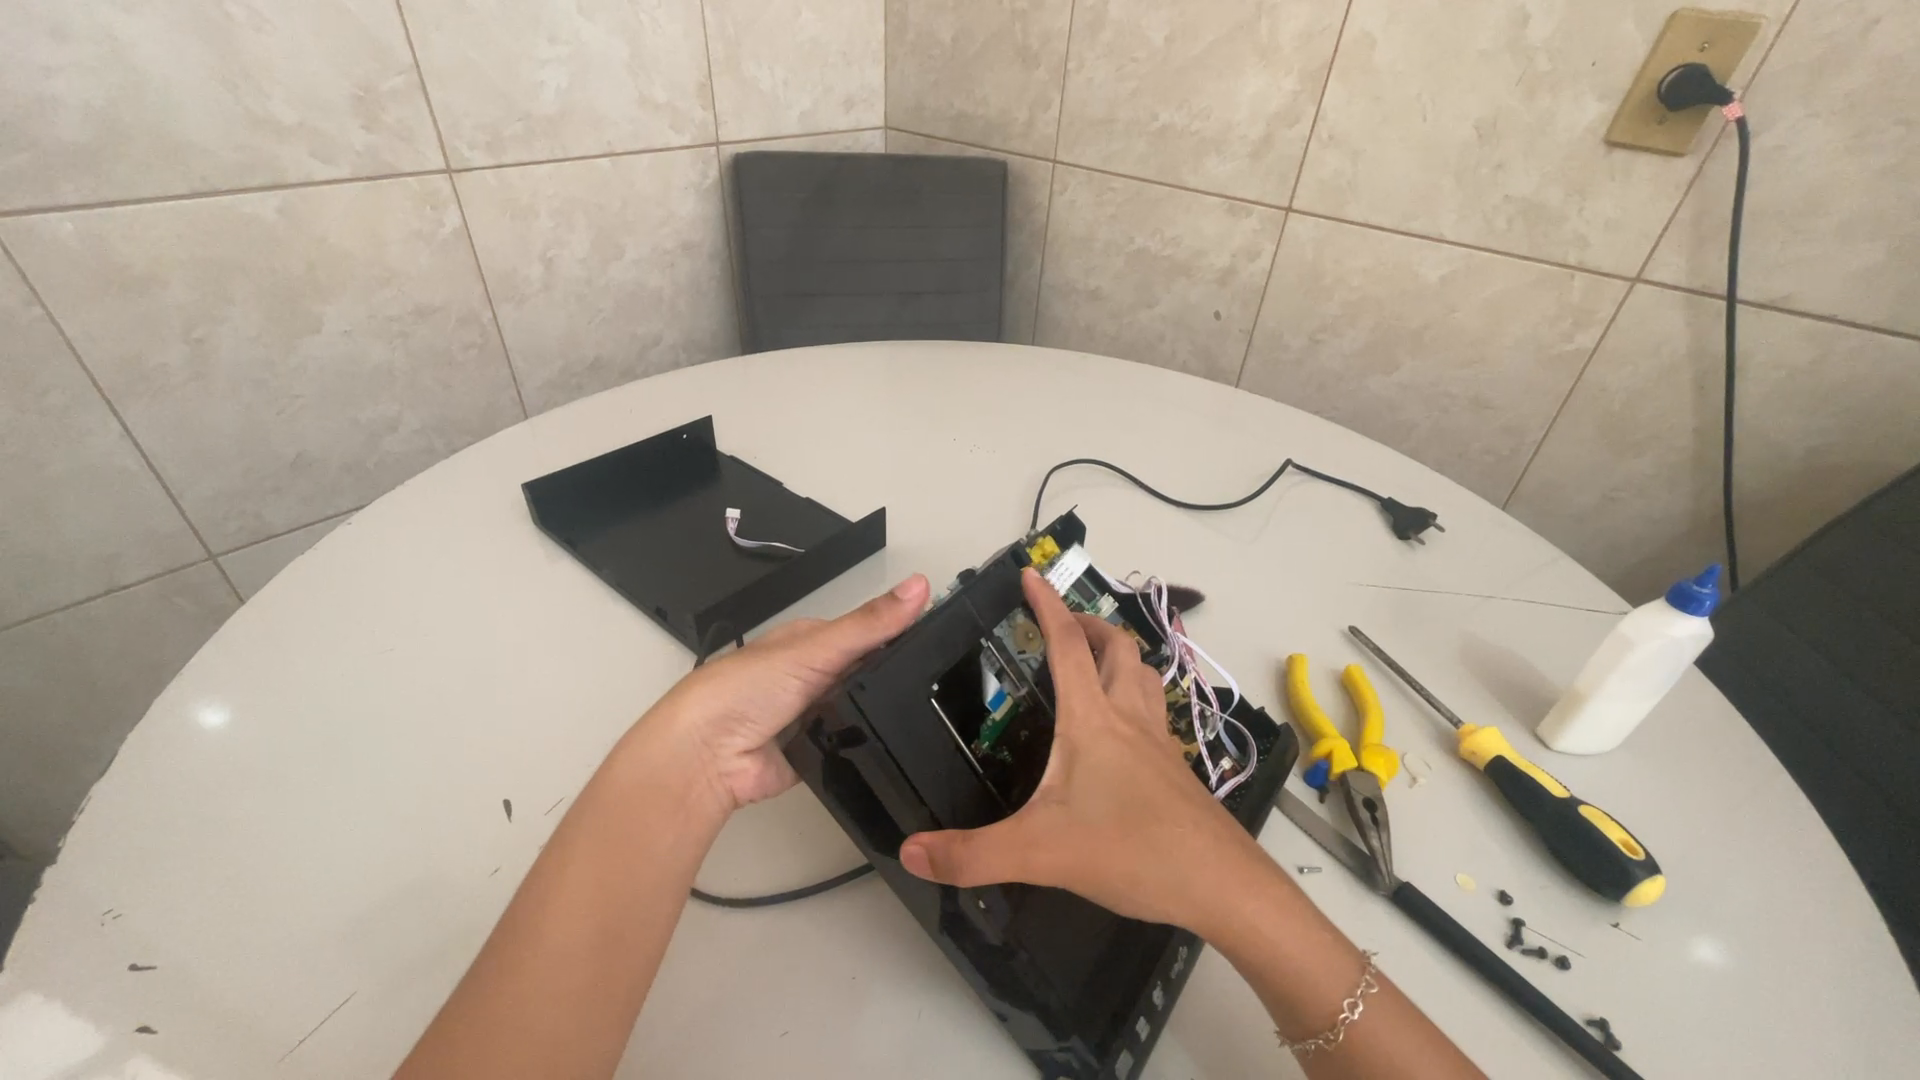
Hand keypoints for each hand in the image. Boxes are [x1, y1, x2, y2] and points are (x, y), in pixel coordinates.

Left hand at [651, 574, 929, 809]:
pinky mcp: (817, 752)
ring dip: (880, 713)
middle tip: (943, 682)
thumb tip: (920, 585)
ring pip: (864, 710)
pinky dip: (866, 745)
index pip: (868, 631)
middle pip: (869, 673)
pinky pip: (852, 746)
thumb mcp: (816, 648)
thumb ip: (869, 624)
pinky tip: (892, 744)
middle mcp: (814, 676)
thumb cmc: (747, 687)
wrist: (707, 756)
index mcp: (812, 642)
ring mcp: (814, 715)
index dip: (904, 632)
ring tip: (925, 714)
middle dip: (895, 678)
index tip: (947, 637)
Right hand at [897, 568, 1264, 930]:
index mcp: (1093, 719)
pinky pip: (1156, 714)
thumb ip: (971, 854)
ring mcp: (1160, 742)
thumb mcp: (1038, 853)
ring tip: (1093, 666)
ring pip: (1145, 676)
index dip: (1046, 605)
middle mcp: (1129, 718)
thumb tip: (910, 851)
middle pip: (1117, 648)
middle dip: (1088, 625)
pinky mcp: (1176, 770)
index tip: (1030, 575)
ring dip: (1119, 657)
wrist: (1221, 885)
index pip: (1066, 645)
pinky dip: (1136, 699)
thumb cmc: (1131, 851)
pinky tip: (1121, 734)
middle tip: (1060, 628)